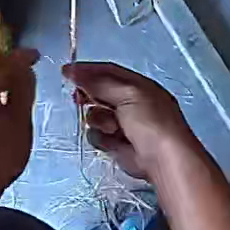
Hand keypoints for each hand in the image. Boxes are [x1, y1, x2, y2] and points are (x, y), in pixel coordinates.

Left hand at [0, 48, 38, 212]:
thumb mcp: (19, 122)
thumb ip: (23, 92)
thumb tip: (24, 71)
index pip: (2, 63)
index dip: (21, 56)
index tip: (36, 55)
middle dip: (12, 69)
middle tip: (32, 70)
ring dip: (4, 84)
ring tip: (23, 88)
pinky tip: (6, 107)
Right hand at [63, 61, 203, 181]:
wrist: (163, 159)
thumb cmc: (150, 121)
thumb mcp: (128, 94)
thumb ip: (100, 83)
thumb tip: (75, 71)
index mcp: (139, 86)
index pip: (109, 72)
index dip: (88, 70)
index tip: (66, 71)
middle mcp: (132, 103)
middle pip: (101, 93)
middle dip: (89, 95)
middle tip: (77, 98)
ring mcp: (124, 124)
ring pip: (96, 115)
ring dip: (99, 119)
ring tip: (111, 127)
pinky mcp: (117, 144)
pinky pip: (98, 135)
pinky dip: (101, 137)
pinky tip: (111, 140)